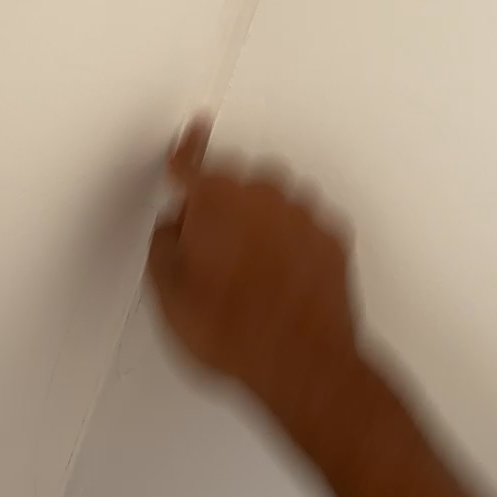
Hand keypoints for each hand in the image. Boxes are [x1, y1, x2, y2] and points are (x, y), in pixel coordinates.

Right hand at [146, 118, 359, 402]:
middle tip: (211, 261)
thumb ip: (164, 243)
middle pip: (232, 185)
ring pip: (269, 204)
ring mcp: (304, 213)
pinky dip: (289, 244)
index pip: (191, 162)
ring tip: (249, 279)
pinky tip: (278, 281)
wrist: (305, 366)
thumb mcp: (167, 292)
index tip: (192, 130)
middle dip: (219, 210)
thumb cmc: (236, 332)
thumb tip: (174, 228)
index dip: (185, 148)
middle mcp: (264, 194)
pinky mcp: (332, 238)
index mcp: (216, 198)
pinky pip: (300, 226)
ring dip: (256, 227)